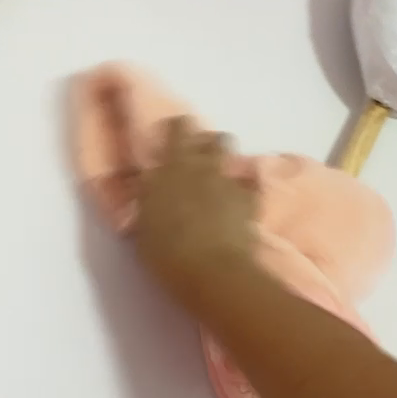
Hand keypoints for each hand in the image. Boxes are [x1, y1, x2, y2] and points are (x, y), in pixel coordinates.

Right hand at [135, 117, 259, 309]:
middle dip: (208, 144)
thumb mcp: (144, 225)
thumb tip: (149, 190)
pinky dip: (247, 192)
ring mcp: (229, 182)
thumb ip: (149, 202)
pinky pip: (252, 187)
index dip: (177, 128)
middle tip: (198, 160)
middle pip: (214, 139)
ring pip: (234, 157)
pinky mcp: (250, 201)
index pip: (178, 129)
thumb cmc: (166, 250)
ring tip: (219, 180)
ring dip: (226, 164)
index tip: (172, 133)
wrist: (210, 269)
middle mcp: (202, 167)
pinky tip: (241, 204)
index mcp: (172, 167)